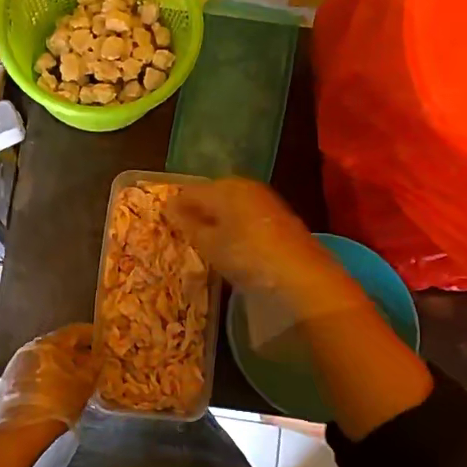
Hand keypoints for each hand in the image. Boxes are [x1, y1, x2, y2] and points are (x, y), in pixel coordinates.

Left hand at [0, 324, 97, 432]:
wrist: (19, 430)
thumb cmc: (57, 402)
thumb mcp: (84, 384)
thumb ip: (95, 365)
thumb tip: (101, 356)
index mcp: (51, 343)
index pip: (76, 330)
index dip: (92, 335)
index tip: (104, 341)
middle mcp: (31, 347)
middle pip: (60, 343)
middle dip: (78, 351)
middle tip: (94, 362)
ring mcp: (18, 363)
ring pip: (47, 358)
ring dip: (62, 364)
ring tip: (77, 377)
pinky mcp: (9, 380)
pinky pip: (36, 370)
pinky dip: (49, 374)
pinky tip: (57, 388)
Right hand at [173, 178, 432, 437]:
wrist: (303, 278)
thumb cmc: (248, 257)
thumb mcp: (211, 245)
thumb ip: (190, 225)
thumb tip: (171, 210)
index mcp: (226, 188)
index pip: (192, 192)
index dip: (176, 207)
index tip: (163, 224)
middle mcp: (247, 188)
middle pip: (214, 195)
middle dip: (197, 211)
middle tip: (182, 234)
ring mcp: (267, 203)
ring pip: (232, 207)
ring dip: (217, 221)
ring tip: (204, 243)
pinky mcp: (280, 221)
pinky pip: (246, 218)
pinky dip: (234, 228)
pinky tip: (231, 247)